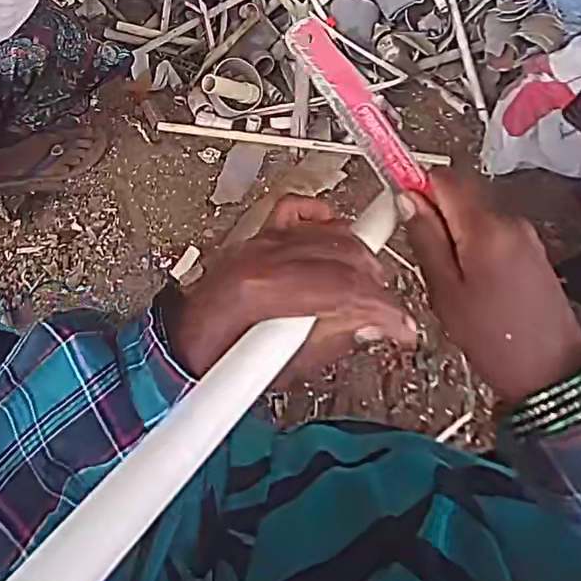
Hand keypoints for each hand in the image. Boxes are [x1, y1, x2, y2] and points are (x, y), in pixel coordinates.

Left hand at [163, 197, 418, 382]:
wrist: (179, 344)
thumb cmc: (215, 361)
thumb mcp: (278, 371)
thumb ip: (328, 342)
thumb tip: (370, 324)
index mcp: (261, 289)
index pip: (340, 285)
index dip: (381, 305)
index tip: (401, 326)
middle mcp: (259, 255)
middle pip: (339, 253)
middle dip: (374, 283)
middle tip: (388, 312)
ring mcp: (256, 241)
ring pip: (325, 230)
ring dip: (356, 254)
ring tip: (369, 282)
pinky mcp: (253, 236)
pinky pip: (293, 209)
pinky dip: (320, 217)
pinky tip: (334, 229)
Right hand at [401, 171, 580, 404]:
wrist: (552, 375)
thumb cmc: (494, 339)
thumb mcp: (444, 289)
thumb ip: (424, 237)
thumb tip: (407, 200)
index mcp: (485, 229)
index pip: (443, 178)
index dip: (415, 183)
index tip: (398, 197)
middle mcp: (509, 223)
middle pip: (458, 193)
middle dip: (433, 210)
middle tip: (418, 244)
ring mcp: (525, 236)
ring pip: (472, 213)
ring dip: (452, 228)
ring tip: (444, 271)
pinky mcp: (531, 251)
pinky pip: (490, 231)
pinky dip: (472, 242)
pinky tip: (467, 278)